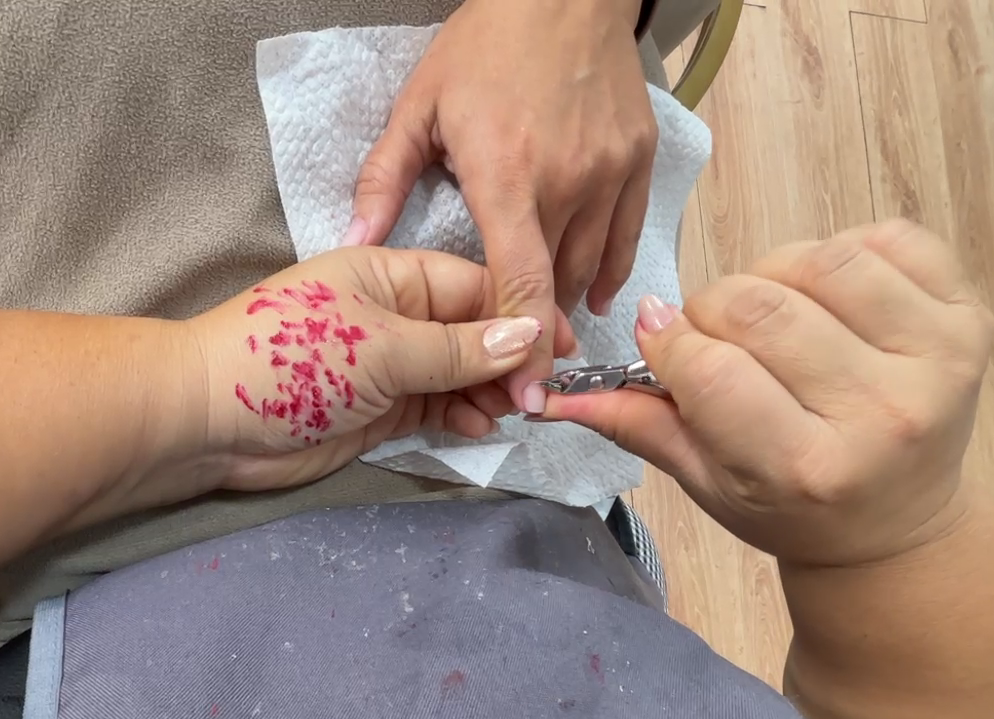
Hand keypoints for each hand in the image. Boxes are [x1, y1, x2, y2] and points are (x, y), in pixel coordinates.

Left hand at [190, 246, 576, 491]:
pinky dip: (459, 415)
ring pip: (456, 373)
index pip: (473, 287)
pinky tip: (480, 426)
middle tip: (541, 393)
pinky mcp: (378, 408)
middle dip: (506, 360)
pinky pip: (433, 406)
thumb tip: (526, 334)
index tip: (557, 350)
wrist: (212, 420)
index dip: (518, 316)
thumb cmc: (291, 361)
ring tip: (512, 413)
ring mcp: (387, 364)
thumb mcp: (379, 346)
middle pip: (470, 332)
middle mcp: (394, 315)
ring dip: (486, 392)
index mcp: (390, 274)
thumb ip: (454, 348)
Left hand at [349, 0, 657, 414]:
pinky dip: (604, 275)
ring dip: (562, 309)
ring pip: (588, 270)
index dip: (522, 347)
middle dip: (536, 339)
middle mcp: (567, 182)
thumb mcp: (418, 107)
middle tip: (514, 373)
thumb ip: (384, 182)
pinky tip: (587, 299)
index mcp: (506, 177)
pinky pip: (624, 240)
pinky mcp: (638, 161)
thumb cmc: (484, 46)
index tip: (526, 397)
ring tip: (540, 337)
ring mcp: (610, 172)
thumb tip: (354, 245)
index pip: (519, 283)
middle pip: (555, 290)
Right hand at [539, 220, 993, 567]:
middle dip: (710, 309)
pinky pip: (887, 238)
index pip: (713, 371)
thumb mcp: (702, 483)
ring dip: (766, 276)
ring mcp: (939, 358)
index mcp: (805, 466)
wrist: (893, 524)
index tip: (655, 341)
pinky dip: (834, 254)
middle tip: (706, 334)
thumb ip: (637, 427)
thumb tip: (554, 395)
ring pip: (819, 261)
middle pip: (761, 308)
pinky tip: (819, 296)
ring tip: (760, 315)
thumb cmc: (783, 511)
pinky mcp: (973, 317)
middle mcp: (882, 412)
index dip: (668, 343)